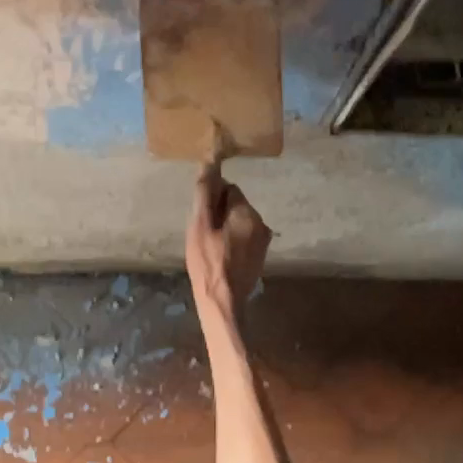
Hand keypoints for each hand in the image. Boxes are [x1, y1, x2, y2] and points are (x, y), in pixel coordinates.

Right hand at [186, 159, 270, 320]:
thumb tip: (208, 162)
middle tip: (203, 234)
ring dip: (226, 228)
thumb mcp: (199, 225)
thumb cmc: (207, 262)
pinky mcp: (260, 256)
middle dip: (220, 213)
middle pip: (236, 205)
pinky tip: (221, 257)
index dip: (212, 198)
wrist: (223, 301)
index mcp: (247, 212)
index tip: (201, 217)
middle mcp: (261, 222)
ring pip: (240, 222)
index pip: (229, 188)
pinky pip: (244, 239)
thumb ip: (204, 193)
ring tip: (211, 247)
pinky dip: (233, 242)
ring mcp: (263, 241)